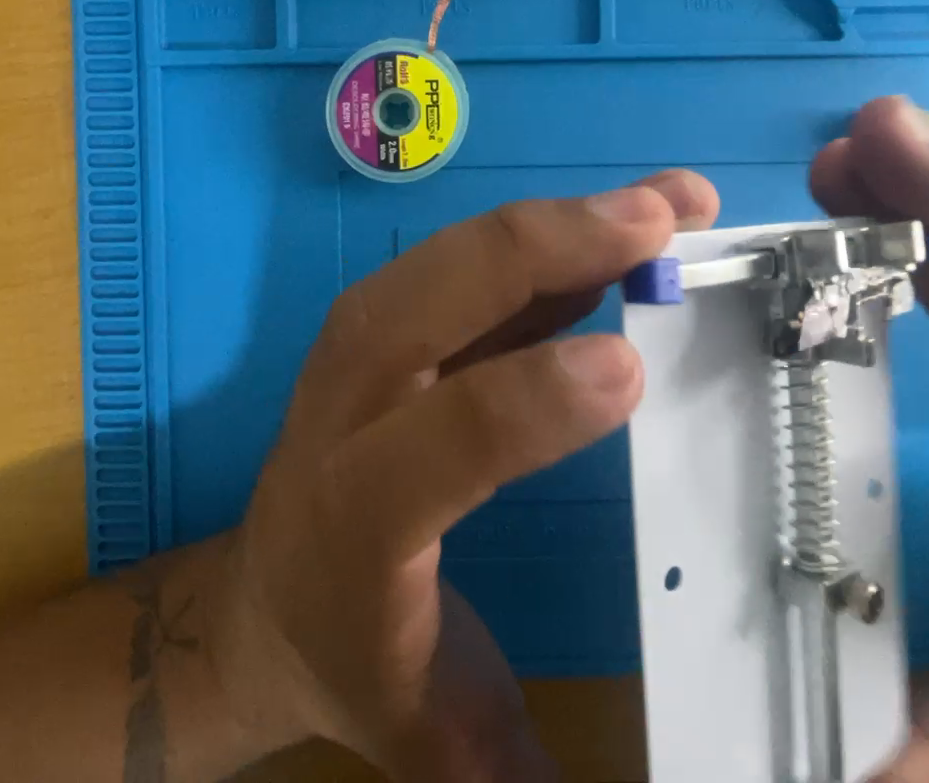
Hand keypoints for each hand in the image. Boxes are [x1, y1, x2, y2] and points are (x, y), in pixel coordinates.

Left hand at [206, 171, 719, 779]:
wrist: (264, 601)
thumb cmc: (350, 657)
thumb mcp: (431, 731)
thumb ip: (508, 769)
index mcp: (357, 515)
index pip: (440, 443)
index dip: (528, 403)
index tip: (629, 370)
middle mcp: (345, 410)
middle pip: (426, 305)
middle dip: (543, 250)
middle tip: (664, 221)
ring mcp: (357, 356)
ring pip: (443, 263)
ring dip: (551, 223)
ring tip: (663, 202)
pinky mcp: (383, 332)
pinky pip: (461, 270)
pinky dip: (540, 243)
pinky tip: (616, 227)